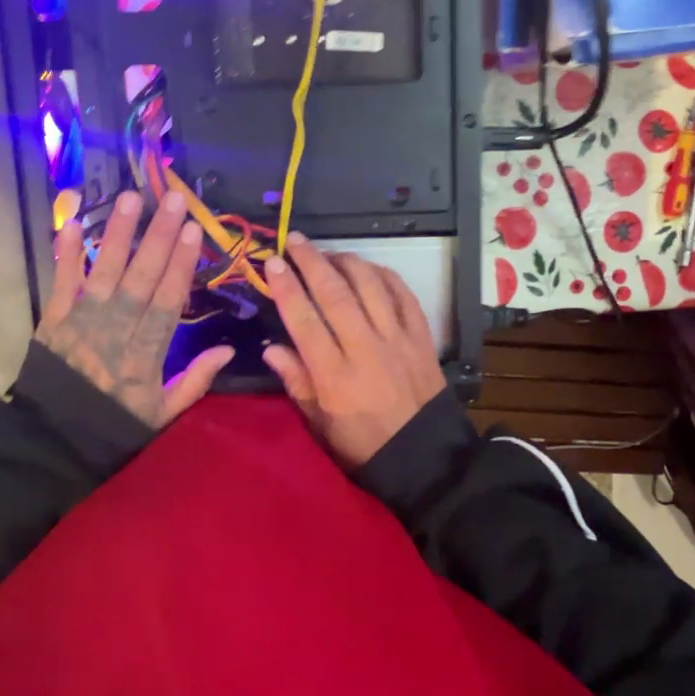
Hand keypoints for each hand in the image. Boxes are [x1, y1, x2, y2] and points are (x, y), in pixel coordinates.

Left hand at [36, 190, 233, 427]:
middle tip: (173, 199)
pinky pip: (62, 282)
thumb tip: (228, 350)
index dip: (181, 266)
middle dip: (158, 236)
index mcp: (145, 355)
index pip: (167, 302)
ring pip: (104, 272)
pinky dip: (67, 253)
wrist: (53, 441)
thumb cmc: (115, 425)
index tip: (194, 232)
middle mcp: (115, 331)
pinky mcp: (54, 320)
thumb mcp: (163, 413)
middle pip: (140, 278)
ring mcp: (81, 322)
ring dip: (118, 233)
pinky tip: (74, 223)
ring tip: (131, 197)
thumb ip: (195, 381)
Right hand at [261, 234, 446, 466]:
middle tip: (295, 241)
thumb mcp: (320, 424)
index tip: (272, 263)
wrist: (423, 454)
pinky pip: (402, 294)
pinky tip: (368, 268)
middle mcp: (365, 349)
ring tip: (328, 252)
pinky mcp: (421, 336)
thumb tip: (271, 347)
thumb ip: (297, 382)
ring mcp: (397, 338)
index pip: (305, 320)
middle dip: (312, 262)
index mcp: (335, 376)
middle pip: (335, 294)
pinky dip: (383, 275)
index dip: (287, 288)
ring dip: (346, 262)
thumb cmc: (363, 444)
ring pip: (369, 286)